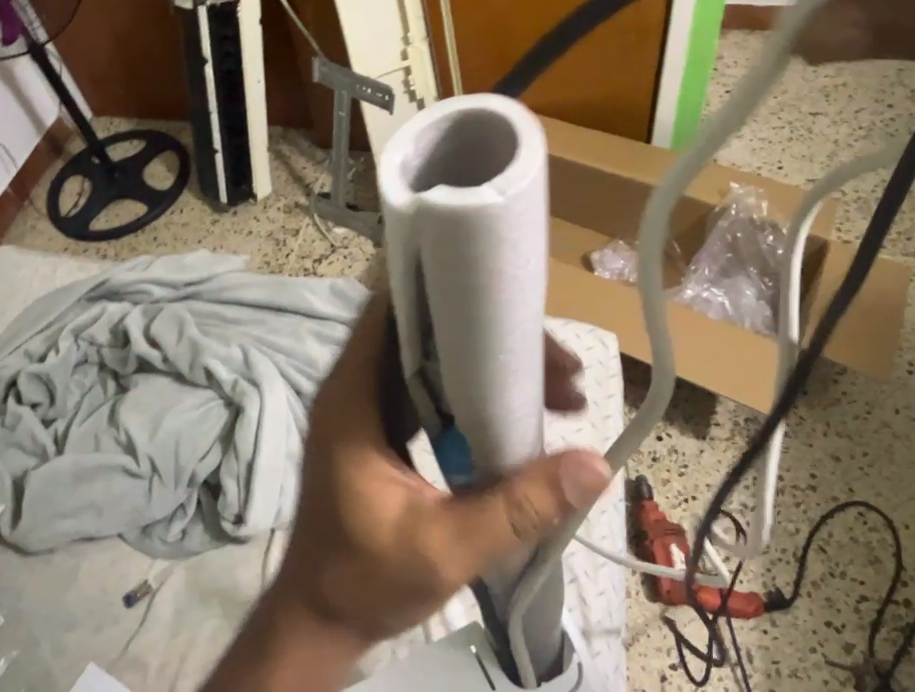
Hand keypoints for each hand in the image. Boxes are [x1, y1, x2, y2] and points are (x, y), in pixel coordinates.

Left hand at [202, 294, 611, 689]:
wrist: (320, 620)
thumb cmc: (363, 580)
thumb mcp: (445, 547)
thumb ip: (516, 507)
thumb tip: (594, 465)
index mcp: (352, 396)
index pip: (392, 312)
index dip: (445, 294)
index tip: (508, 303)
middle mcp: (356, 389)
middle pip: (425, 335)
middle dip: (492, 342)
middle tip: (559, 370)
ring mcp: (369, 409)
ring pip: (433, 363)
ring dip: (490, 370)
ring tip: (559, 394)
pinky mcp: (383, 431)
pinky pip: (432, 392)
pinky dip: (475, 397)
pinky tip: (520, 418)